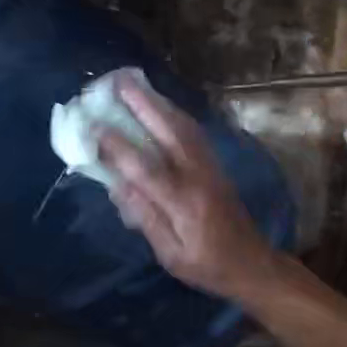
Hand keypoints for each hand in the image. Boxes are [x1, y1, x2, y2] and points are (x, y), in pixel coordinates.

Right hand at [94, 71, 285, 300]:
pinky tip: (157, 104)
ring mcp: (209, 166)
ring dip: (156, 101)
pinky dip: (171, 112)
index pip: (146, 169)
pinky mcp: (214, 163)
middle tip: (114, 81)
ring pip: (182, 124)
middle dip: (141, 104)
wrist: (252, 263)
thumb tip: (117, 185)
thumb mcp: (170, 254)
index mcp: (184, 203)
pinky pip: (191, 130)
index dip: (119, 147)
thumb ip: (144, 218)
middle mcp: (198, 176)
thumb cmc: (206, 266)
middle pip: (169, 132)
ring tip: (132, 84)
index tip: (94, 127)